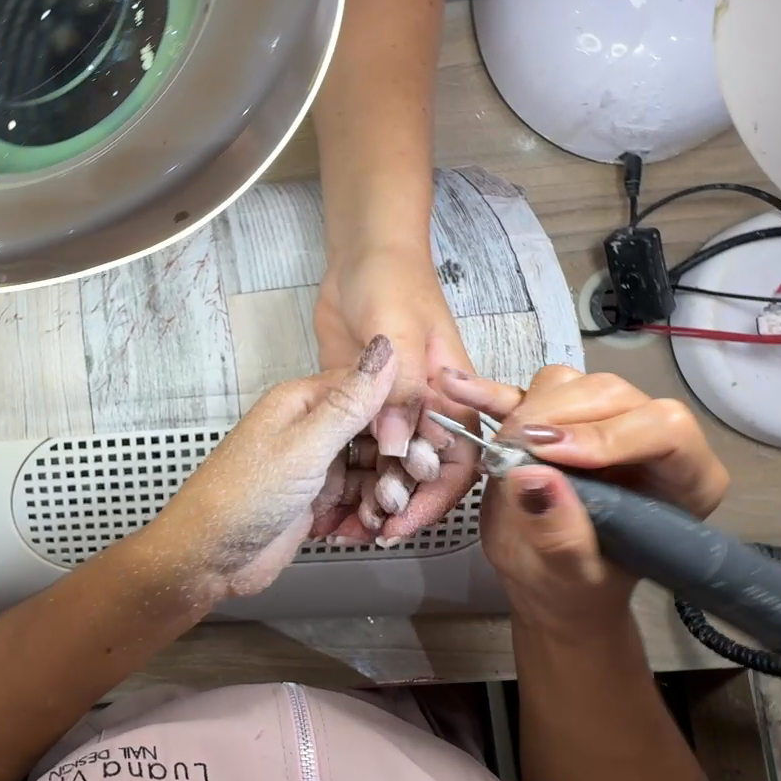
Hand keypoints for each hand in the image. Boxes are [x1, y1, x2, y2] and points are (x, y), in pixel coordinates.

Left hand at [147, 336, 398, 602]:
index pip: (372, 390)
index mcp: (303, 401)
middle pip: (376, 433)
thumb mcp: (304, 447)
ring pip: (370, 469)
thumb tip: (383, 345)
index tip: (431, 447)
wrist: (207, 557)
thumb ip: (349, 403)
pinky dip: (365, 514)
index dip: (404, 418)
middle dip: (397, 465)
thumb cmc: (244, 496)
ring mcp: (312, 464)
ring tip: (381, 520)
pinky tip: (365, 531)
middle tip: (402, 496)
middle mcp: (309, 427)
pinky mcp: (312, 498)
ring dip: (383, 495)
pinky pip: (355, 497)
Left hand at [315, 245, 479, 541]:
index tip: (407, 519)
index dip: (435, 492)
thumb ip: (391, 387)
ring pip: (382, 467)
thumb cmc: (385, 282)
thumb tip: (401, 441)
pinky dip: (344, 478)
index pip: (454, 453)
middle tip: (370, 526)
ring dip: (369, 497)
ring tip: (345, 525)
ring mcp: (382, 406)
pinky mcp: (353, 403)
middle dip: (397, 502)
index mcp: (443, 390)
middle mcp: (416, 404)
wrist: (353, 254)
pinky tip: (326, 502)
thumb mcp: (388, 333)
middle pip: (415, 468)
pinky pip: (352, 453)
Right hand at [437, 366, 731, 636]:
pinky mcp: (554, 419)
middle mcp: (648, 438)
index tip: (545, 454)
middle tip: (509, 451)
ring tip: (496, 445)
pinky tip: (457, 387)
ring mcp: (599, 422)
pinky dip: (489, 391)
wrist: (547, 580)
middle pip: (611, 394)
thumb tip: (531, 475)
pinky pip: (525, 391)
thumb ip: (559, 531)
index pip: (664, 428)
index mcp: (681, 478)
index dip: (604, 433)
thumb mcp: (568, 573)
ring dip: (525, 408)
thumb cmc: (571, 586)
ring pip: (568, 384)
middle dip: (554, 418)